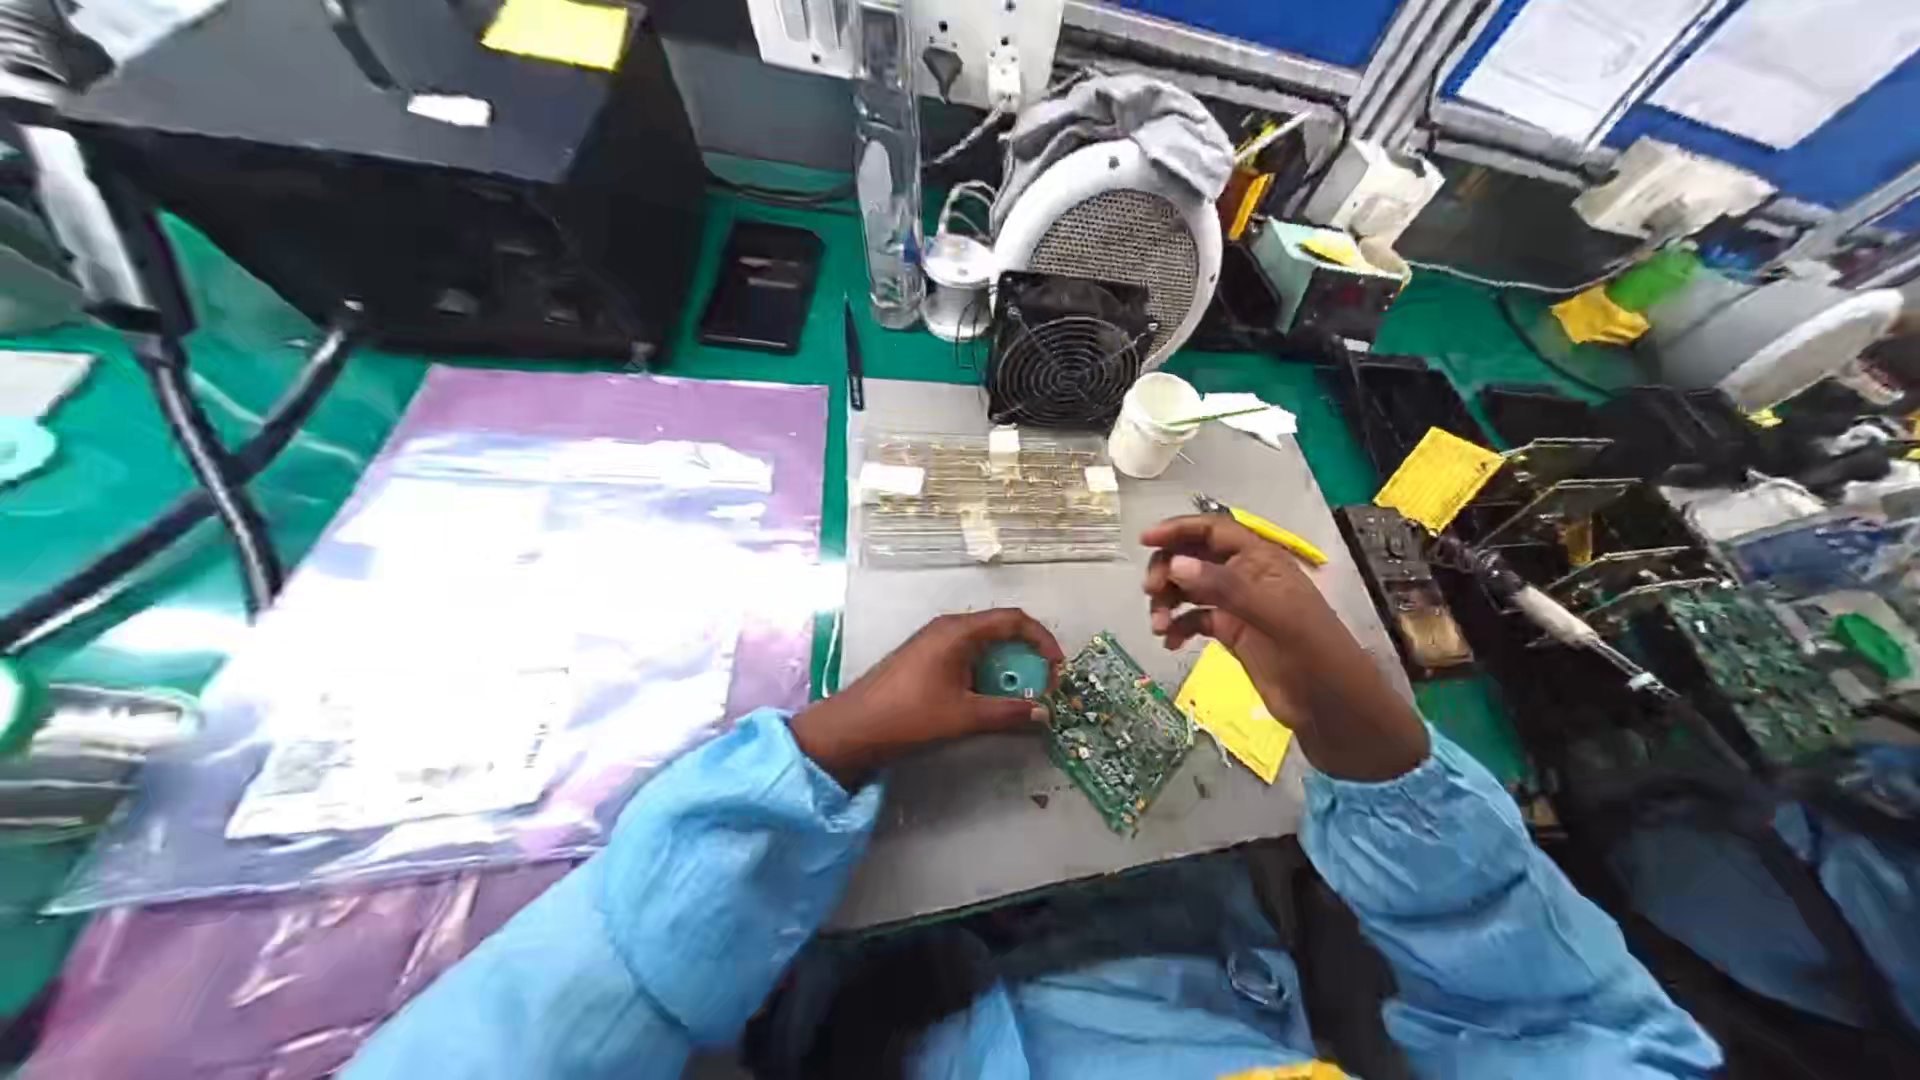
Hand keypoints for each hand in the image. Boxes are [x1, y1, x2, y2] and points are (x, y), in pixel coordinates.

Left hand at [791, 608, 1064, 783]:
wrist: (852, 727)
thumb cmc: (908, 716)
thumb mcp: (963, 717)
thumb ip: (1008, 713)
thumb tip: (1045, 714)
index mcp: (958, 631)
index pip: (1014, 619)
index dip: (1043, 640)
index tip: (1058, 668)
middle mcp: (948, 628)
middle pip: (1000, 630)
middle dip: (1027, 657)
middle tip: (1041, 687)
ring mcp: (934, 641)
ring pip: (984, 645)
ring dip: (1005, 668)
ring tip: (1017, 697)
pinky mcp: (925, 657)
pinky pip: (966, 656)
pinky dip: (985, 673)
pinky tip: (986, 699)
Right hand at [1142, 515, 1427, 780]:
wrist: (1332, 708)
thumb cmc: (1312, 655)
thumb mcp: (1272, 616)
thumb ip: (1223, 587)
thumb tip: (1176, 564)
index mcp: (1261, 561)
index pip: (1213, 530)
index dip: (1178, 529)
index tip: (1144, 540)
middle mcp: (1245, 577)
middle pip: (1193, 557)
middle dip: (1167, 570)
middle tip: (1151, 592)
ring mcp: (1236, 605)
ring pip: (1188, 588)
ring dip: (1167, 601)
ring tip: (1158, 627)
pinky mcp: (1230, 632)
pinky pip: (1193, 619)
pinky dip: (1177, 626)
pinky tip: (1171, 643)